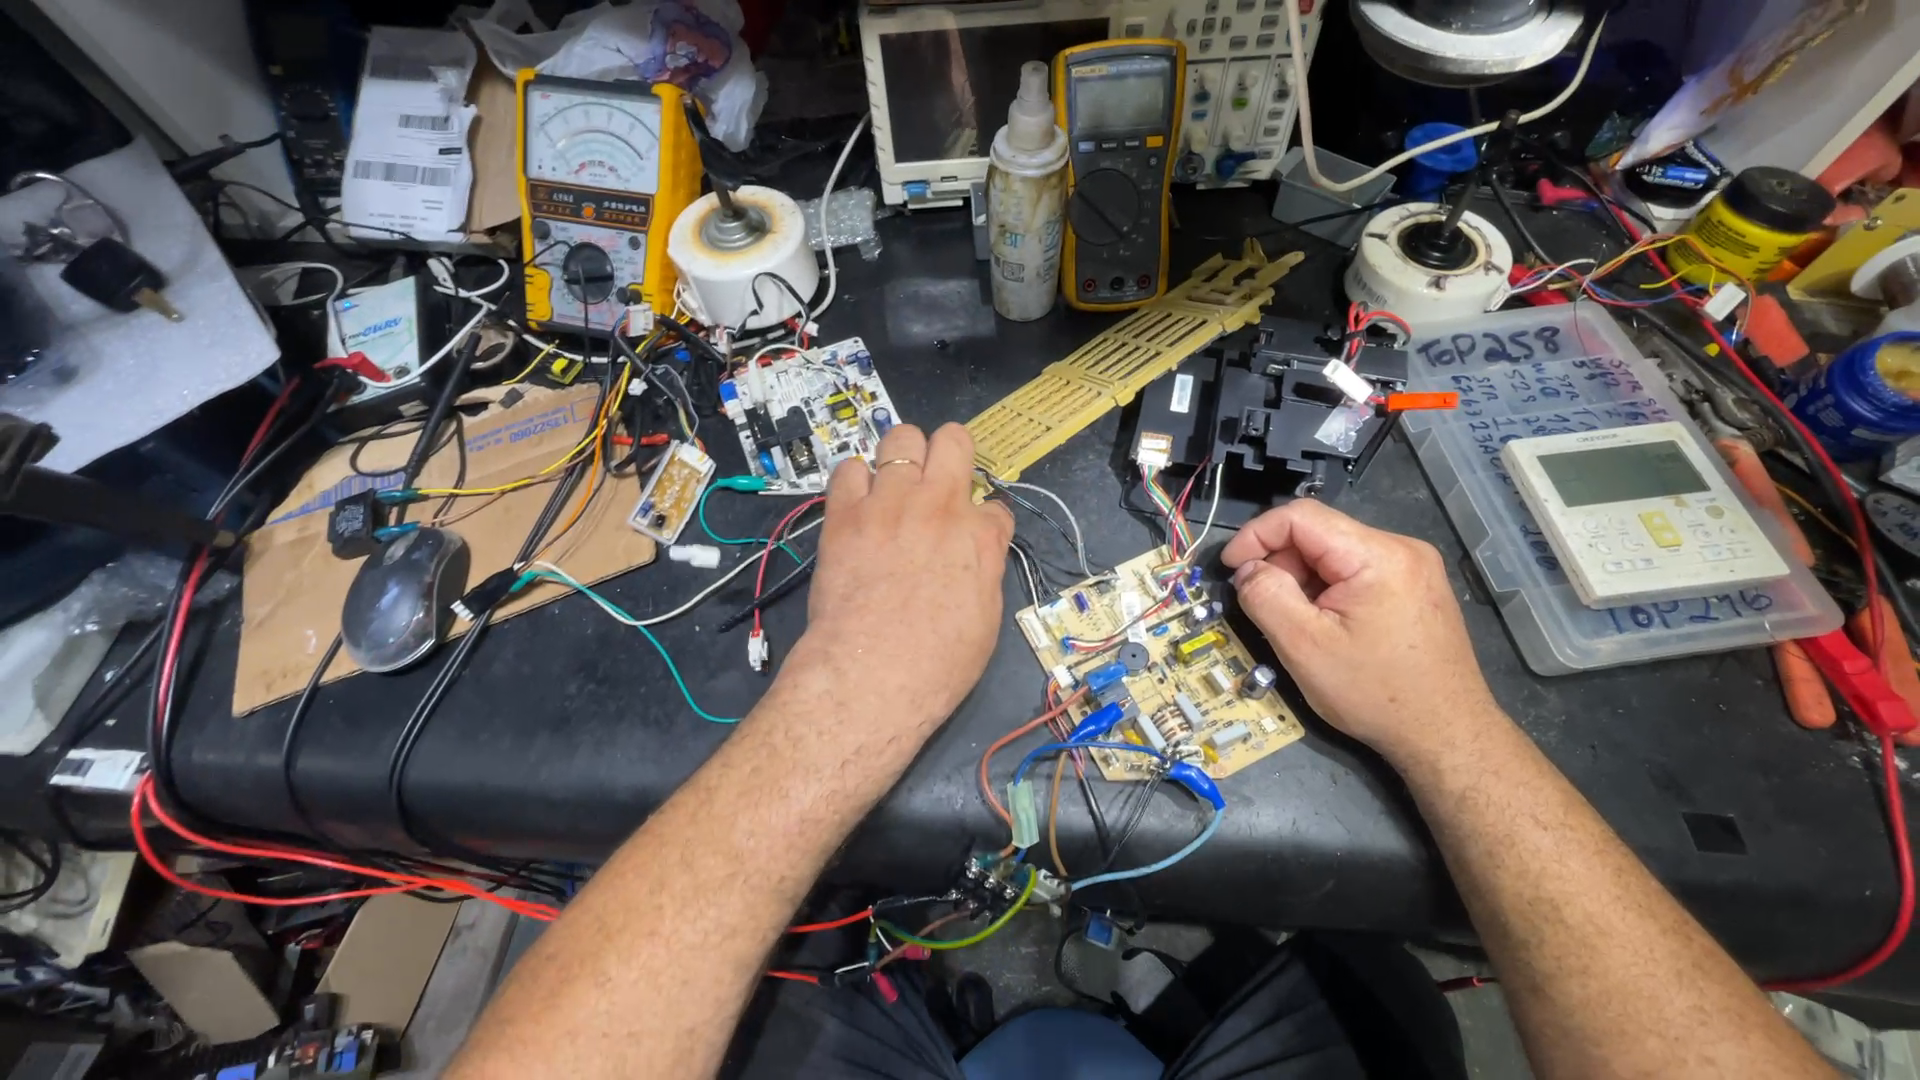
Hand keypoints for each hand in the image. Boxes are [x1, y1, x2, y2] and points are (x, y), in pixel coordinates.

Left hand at [781, 423, 1013, 743]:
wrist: (872, 672)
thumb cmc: (939, 662)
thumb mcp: (986, 618)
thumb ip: (984, 571)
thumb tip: (976, 553)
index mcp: (980, 536)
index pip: (994, 506)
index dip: (984, 519)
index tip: (971, 534)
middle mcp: (939, 505)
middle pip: (953, 439)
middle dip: (949, 451)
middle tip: (937, 478)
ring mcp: (890, 502)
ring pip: (900, 437)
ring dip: (901, 455)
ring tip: (893, 482)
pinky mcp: (845, 512)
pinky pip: (849, 468)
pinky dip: (855, 480)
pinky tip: (857, 502)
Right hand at [1220, 500, 1502, 764]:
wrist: (1446, 734)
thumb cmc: (1374, 693)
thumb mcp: (1304, 647)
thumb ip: (1265, 596)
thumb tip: (1247, 569)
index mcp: (1378, 555)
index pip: (1301, 516)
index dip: (1256, 535)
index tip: (1231, 568)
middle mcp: (1402, 549)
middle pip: (1319, 533)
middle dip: (1281, 563)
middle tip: (1264, 607)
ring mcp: (1414, 567)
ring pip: (1334, 553)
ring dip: (1302, 579)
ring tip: (1297, 623)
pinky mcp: (1415, 587)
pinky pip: (1355, 571)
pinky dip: (1326, 589)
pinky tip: (1326, 625)